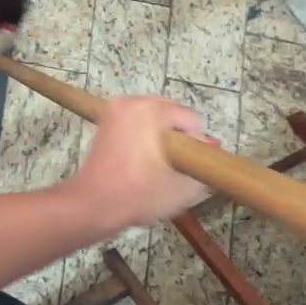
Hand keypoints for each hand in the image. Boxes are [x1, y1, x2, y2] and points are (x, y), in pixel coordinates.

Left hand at [65, 95, 210, 231]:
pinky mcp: (105, 119)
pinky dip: (144, 130)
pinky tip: (143, 154)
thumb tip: (211, 145)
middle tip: (173, 162)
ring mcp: (115, 108)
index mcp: (151, 110)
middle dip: (178, 133)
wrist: (94, 203)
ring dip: (162, 131)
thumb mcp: (183, 187)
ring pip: (153, 112)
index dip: (195, 142)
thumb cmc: (140, 194)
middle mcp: (131, 101)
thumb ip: (204, 164)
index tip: (185, 165)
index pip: (190, 118)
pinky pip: (136, 117)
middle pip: (171, 109)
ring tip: (158, 160)